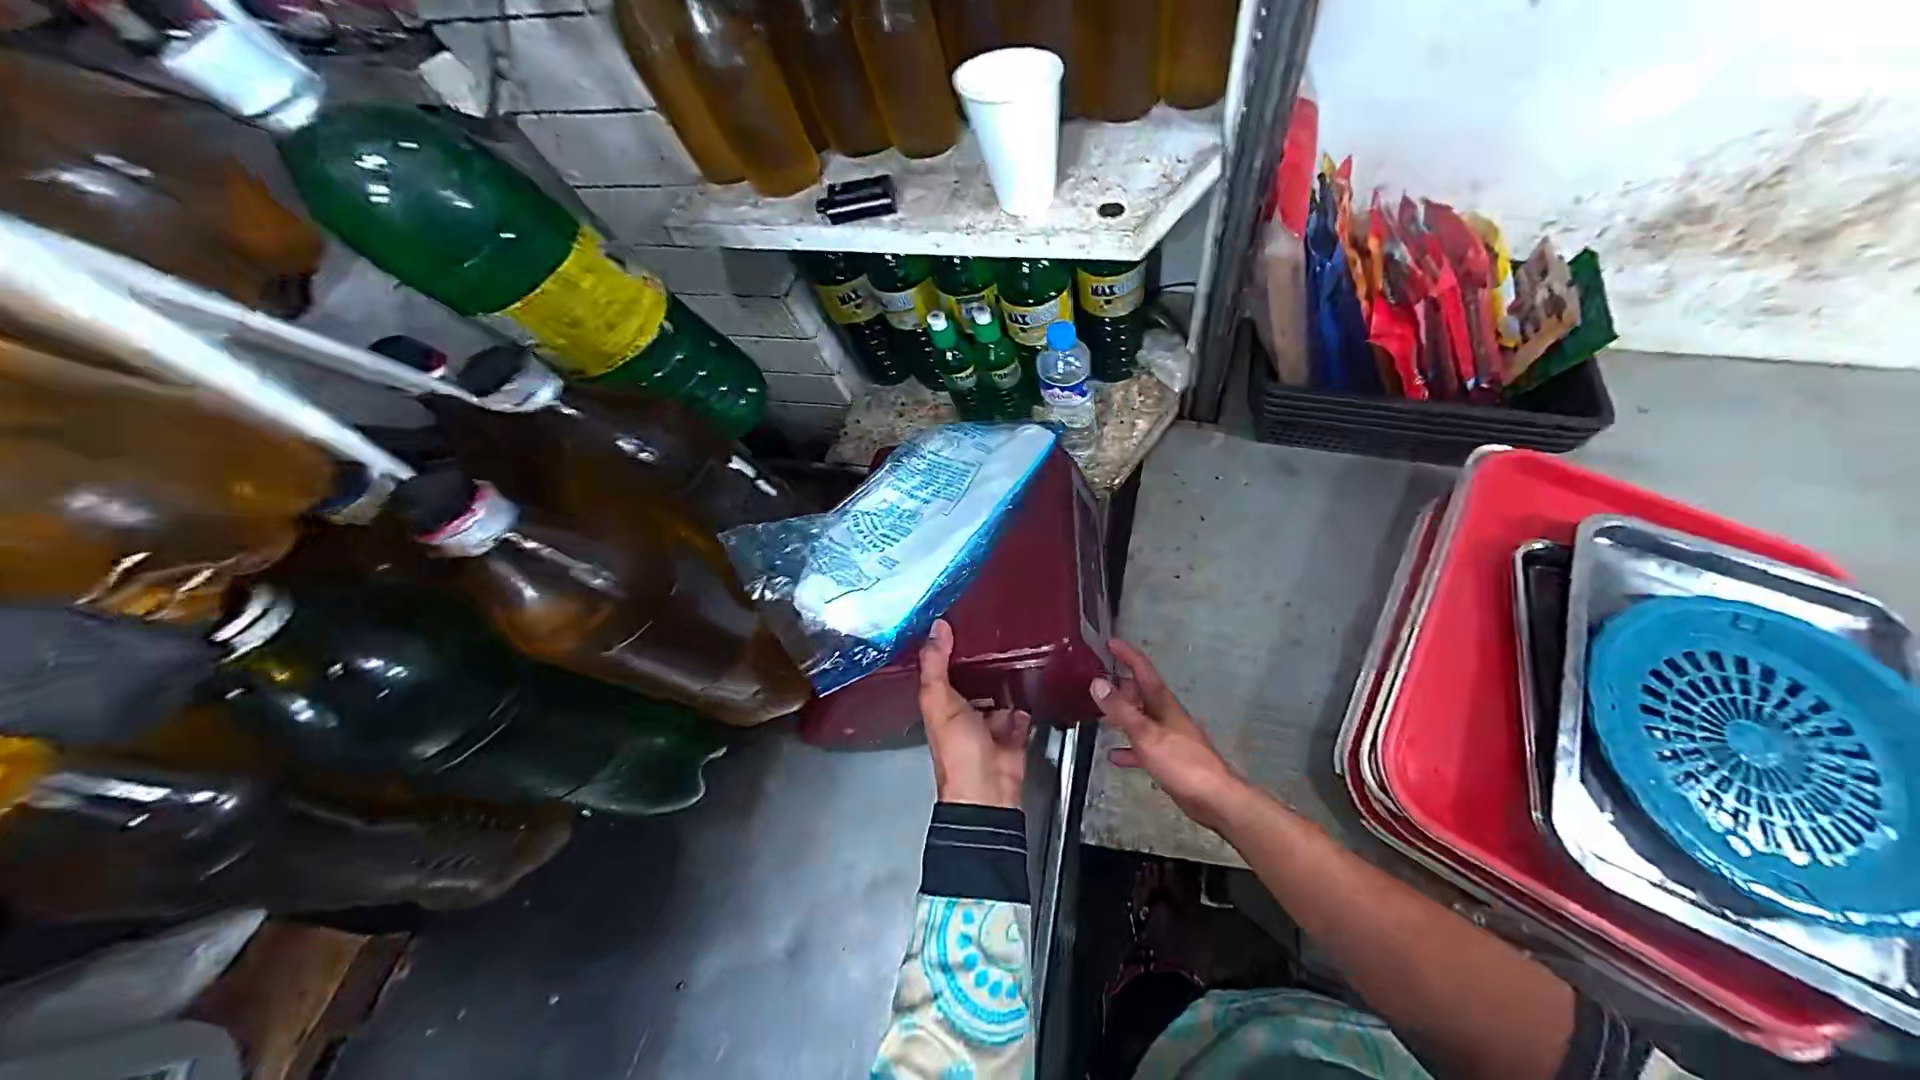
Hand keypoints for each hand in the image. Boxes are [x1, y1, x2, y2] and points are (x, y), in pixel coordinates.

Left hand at [918, 619, 1031, 808]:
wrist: (990, 791)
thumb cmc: (958, 751)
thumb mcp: (939, 701)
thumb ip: (936, 664)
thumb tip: (937, 628)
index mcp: (940, 704)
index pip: (941, 669)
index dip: (946, 647)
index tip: (957, 618)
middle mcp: (963, 712)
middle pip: (972, 679)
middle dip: (981, 660)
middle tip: (994, 630)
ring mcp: (989, 722)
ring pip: (998, 692)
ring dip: (1005, 678)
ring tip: (1016, 647)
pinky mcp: (1013, 732)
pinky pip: (1021, 710)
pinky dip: (1025, 700)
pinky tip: (1030, 680)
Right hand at [1091, 638, 1248, 831]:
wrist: (1214, 798)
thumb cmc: (1182, 762)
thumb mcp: (1146, 733)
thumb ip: (1120, 709)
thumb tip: (1098, 683)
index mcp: (1162, 703)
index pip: (1143, 670)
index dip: (1127, 654)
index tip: (1111, 642)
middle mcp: (1166, 715)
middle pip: (1141, 692)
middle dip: (1121, 684)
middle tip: (1097, 680)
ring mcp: (1168, 737)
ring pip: (1141, 718)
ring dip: (1122, 714)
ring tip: (1100, 712)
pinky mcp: (1168, 758)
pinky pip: (1143, 746)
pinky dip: (1128, 747)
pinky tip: (1114, 755)